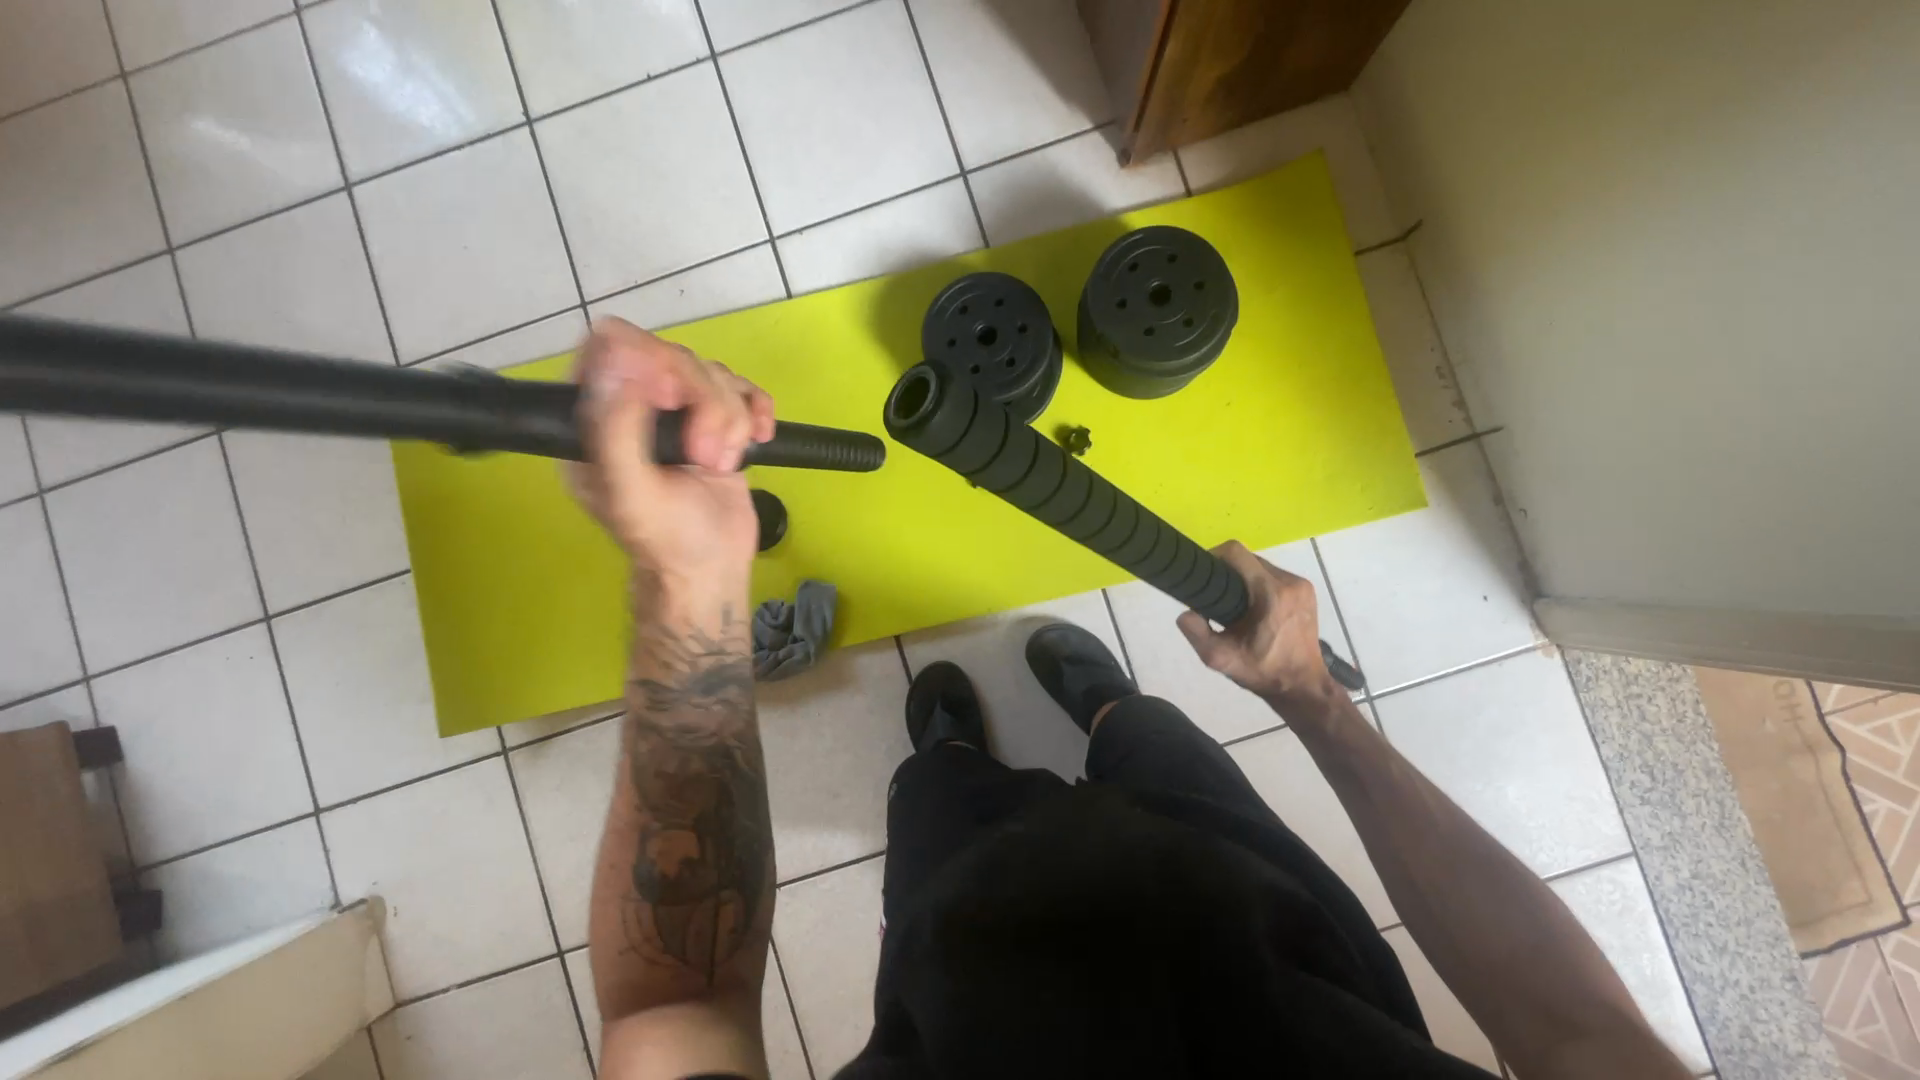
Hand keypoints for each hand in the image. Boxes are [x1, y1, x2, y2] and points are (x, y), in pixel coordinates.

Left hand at [570, 318, 774, 597]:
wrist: (712, 570)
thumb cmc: (666, 540)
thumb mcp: (629, 491)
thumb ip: (615, 428)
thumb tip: (617, 359)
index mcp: (595, 416)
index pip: (610, 346)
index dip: (646, 356)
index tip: (670, 396)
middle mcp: (635, 406)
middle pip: (673, 356)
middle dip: (703, 401)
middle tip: (705, 453)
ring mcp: (680, 413)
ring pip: (713, 373)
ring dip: (730, 418)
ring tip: (722, 464)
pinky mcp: (718, 422)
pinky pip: (742, 388)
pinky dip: (756, 409)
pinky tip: (758, 438)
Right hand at [1176, 542, 1342, 717]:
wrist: (1303, 686)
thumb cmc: (1263, 672)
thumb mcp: (1221, 659)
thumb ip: (1197, 633)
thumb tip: (1185, 613)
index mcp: (1272, 593)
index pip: (1235, 553)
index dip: (1212, 556)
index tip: (1202, 576)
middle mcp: (1290, 582)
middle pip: (1248, 558)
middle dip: (1227, 571)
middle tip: (1214, 595)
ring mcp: (1302, 585)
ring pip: (1261, 565)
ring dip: (1243, 577)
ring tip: (1232, 603)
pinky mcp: (1306, 591)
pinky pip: (1274, 576)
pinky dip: (1258, 584)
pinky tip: (1252, 607)